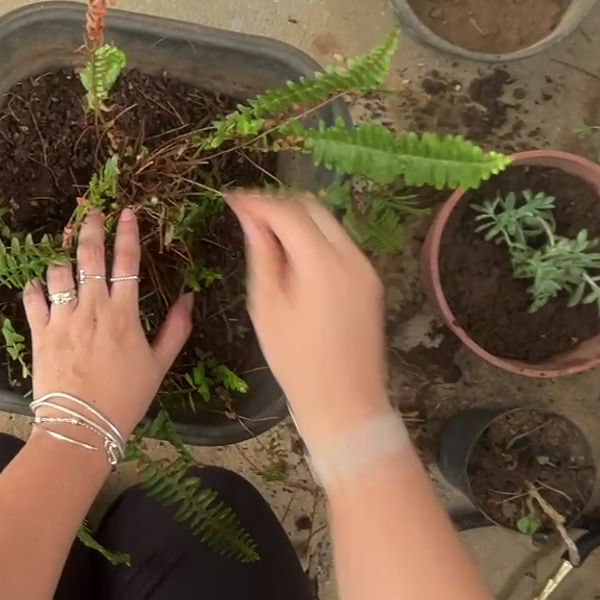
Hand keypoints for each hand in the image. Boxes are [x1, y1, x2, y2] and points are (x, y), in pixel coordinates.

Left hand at [22, 207, 193, 435]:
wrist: (82, 427)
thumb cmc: (125, 399)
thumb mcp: (159, 366)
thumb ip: (175, 330)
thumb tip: (189, 298)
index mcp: (123, 314)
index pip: (127, 262)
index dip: (127, 233)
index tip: (127, 213)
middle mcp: (91, 308)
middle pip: (89, 256)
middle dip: (90, 228)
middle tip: (90, 211)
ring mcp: (62, 318)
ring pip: (58, 271)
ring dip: (60, 253)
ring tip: (63, 243)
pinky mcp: (39, 332)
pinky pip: (32, 298)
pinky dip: (33, 285)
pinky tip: (35, 279)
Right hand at [225, 192, 390, 447]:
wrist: (344, 401)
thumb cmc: (295, 359)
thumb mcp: (267, 305)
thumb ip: (262, 255)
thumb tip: (251, 219)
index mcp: (323, 263)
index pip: (287, 212)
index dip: (256, 202)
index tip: (230, 199)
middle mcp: (351, 257)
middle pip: (313, 208)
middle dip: (278, 204)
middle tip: (246, 213)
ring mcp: (365, 268)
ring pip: (328, 224)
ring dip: (296, 220)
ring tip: (263, 233)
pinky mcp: (369, 281)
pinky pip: (338, 245)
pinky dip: (313, 239)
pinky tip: (290, 255)